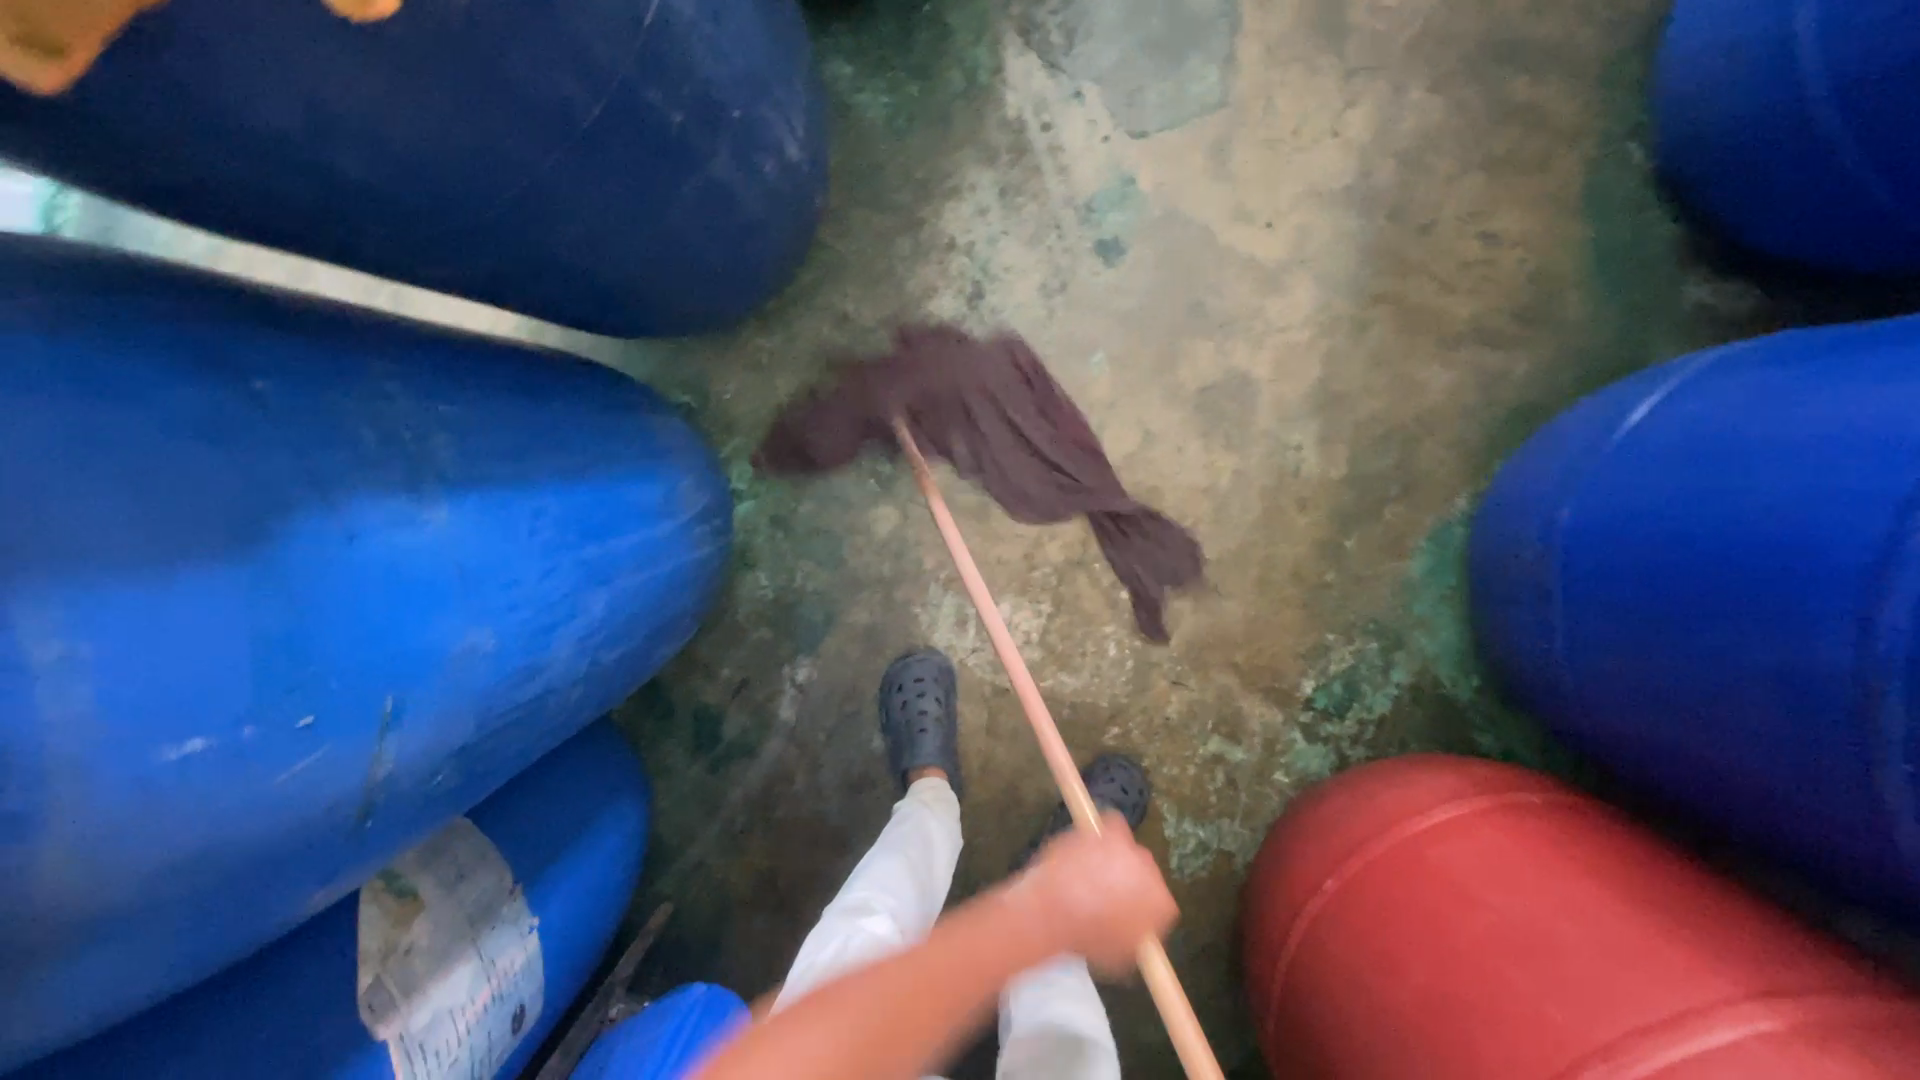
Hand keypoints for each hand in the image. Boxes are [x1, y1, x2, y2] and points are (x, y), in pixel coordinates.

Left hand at [1011, 810, 1177, 975]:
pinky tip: (1091, 842)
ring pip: (1129, 849)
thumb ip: (1136, 941)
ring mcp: (1130, 849)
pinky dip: (1105, 831)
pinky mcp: (1108, 831)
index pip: (1161, 906)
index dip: (1141, 910)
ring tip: (1093, 871)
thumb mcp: (1120, 955)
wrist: (1058, 909)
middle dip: (1130, 881)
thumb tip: (1135, 933)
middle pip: (1146, 874)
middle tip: (1106, 893)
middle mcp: (1152, 873)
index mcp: (1162, 905)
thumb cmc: (1087, 939)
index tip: (1124, 914)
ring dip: (1116, 857)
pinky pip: (1113, 824)